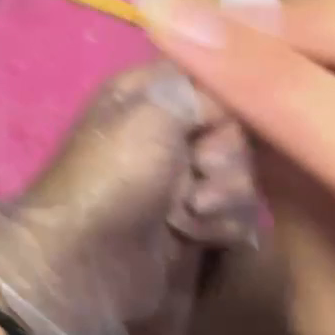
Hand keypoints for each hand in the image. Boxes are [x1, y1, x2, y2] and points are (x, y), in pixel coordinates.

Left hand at [0, 63, 256, 334]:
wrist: (93, 257)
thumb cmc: (116, 174)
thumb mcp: (152, 115)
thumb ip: (196, 91)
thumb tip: (228, 91)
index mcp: (144, 91)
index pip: (210, 78)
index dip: (225, 101)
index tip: (215, 121)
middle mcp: (163, 126)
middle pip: (234, 128)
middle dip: (226, 156)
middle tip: (198, 171)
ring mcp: (179, 174)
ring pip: (241, 174)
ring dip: (223, 196)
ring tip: (188, 211)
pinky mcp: (194, 218)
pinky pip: (237, 214)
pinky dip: (219, 225)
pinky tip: (190, 234)